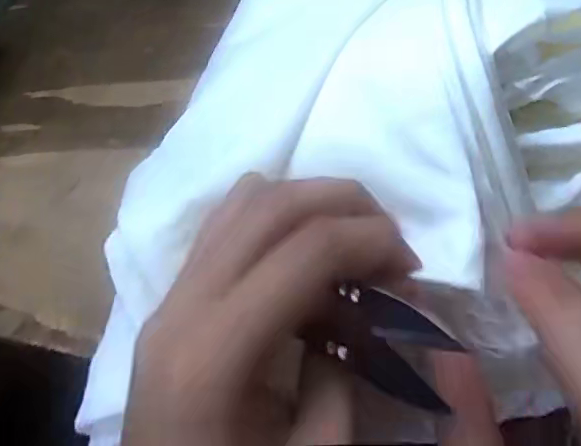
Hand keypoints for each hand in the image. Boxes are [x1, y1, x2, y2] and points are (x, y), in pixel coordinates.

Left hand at [125, 175, 419, 445]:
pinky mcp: (168, 300)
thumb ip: (341, 379)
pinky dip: (272, 217)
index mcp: (211, 354)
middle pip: (271, 205)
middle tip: (392, 238)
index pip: (302, 251)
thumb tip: (372, 308)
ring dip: (307, 202)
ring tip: (353, 239)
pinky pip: (223, 224)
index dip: (367, 239)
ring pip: (242, 201)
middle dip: (342, 203)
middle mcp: (181, 305)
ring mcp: (168, 296)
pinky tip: (305, 253)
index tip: (412, 261)